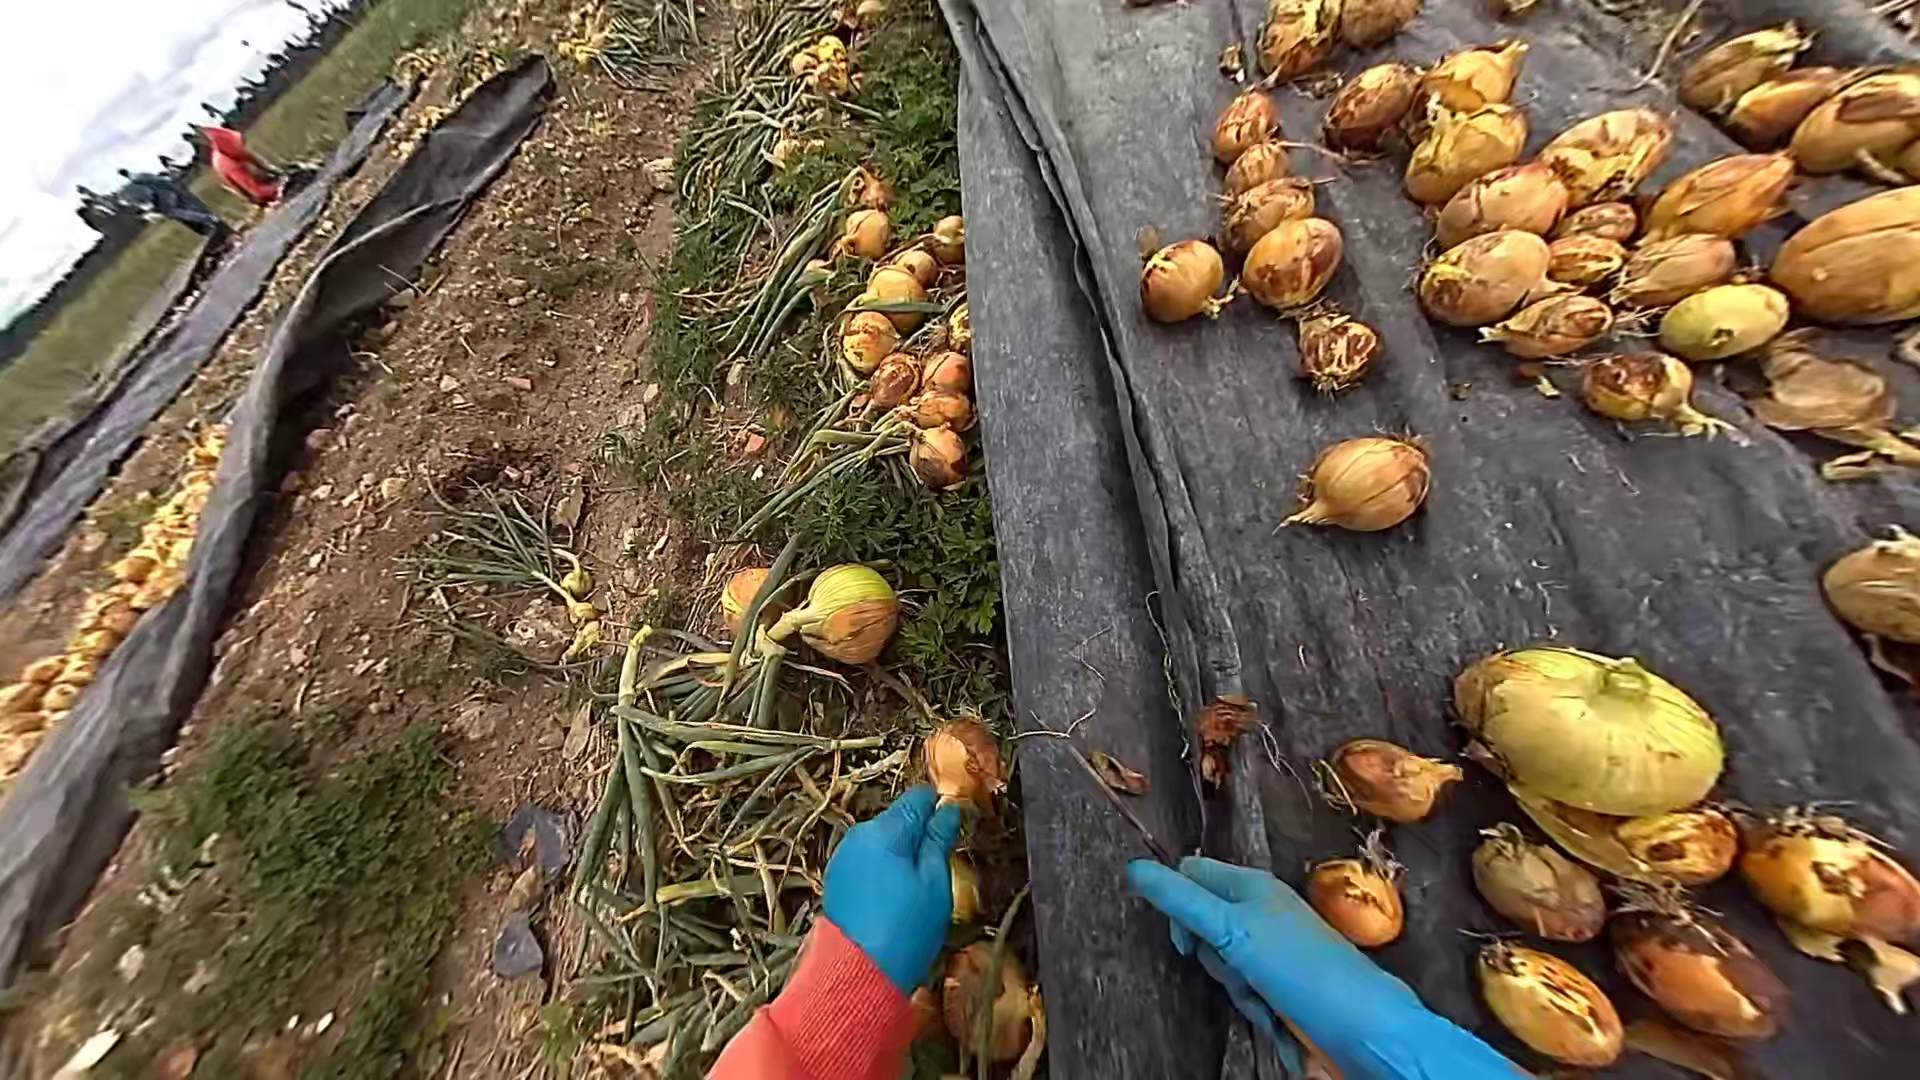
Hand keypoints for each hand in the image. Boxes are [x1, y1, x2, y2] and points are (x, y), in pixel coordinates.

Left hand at [824, 786, 964, 990]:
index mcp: (885, 829)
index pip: (918, 797)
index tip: (950, 830)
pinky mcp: (836, 878)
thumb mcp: (934, 883)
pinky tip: (892, 900)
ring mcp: (844, 856)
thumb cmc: (904, 931)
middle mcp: (860, 834)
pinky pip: (867, 860)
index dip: (938, 809)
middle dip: (918, 835)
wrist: (855, 981)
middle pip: (899, 818)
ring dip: (900, 853)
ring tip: (913, 890)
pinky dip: (882, 870)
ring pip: (883, 840)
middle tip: (935, 869)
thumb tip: (949, 808)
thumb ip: (939, 839)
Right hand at [1129, 857, 1519, 1079]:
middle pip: (1207, 923)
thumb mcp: (1231, 931)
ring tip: (1268, 1010)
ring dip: (1242, 993)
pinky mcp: (1292, 987)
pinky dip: (1264, 1013)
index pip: (1190, 875)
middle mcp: (1262, 911)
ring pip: (1229, 963)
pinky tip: (1284, 1029)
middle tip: (1239, 975)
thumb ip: (1180, 899)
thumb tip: (1133, 867)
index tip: (1185, 943)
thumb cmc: (1300, 972)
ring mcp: (1279, 950)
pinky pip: (1255, 992)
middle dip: (1217, 960)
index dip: (1178, 905)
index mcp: (1249, 885)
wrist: (1377, 1038)